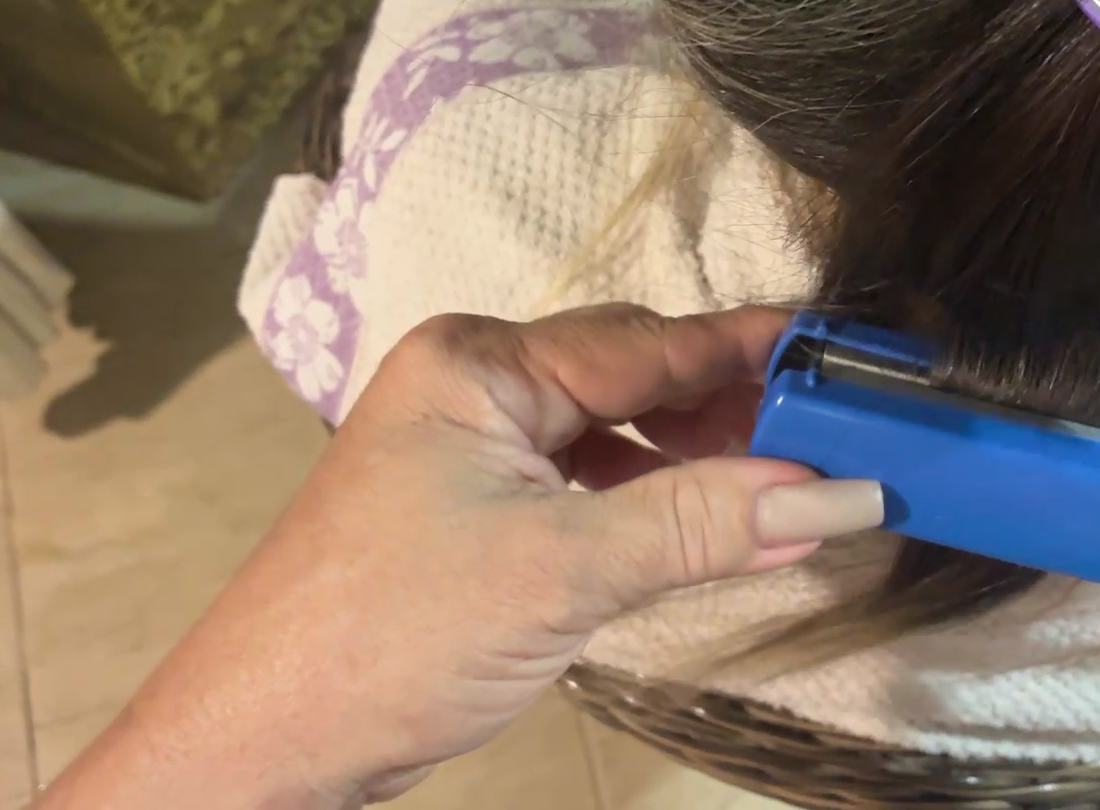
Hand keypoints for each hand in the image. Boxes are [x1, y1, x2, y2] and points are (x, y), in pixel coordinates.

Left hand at [35, 304, 884, 809]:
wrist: (257, 757)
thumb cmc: (397, 639)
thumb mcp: (564, 571)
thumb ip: (705, 524)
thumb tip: (842, 494)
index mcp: (482, 361)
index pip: (643, 343)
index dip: (741, 346)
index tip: (829, 344)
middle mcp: (481, 376)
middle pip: (630, 371)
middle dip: (721, 400)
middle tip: (815, 424)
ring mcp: (480, 432)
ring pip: (615, 419)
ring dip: (691, 445)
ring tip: (772, 468)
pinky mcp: (486, 487)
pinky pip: (590, 464)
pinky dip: (651, 484)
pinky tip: (701, 505)